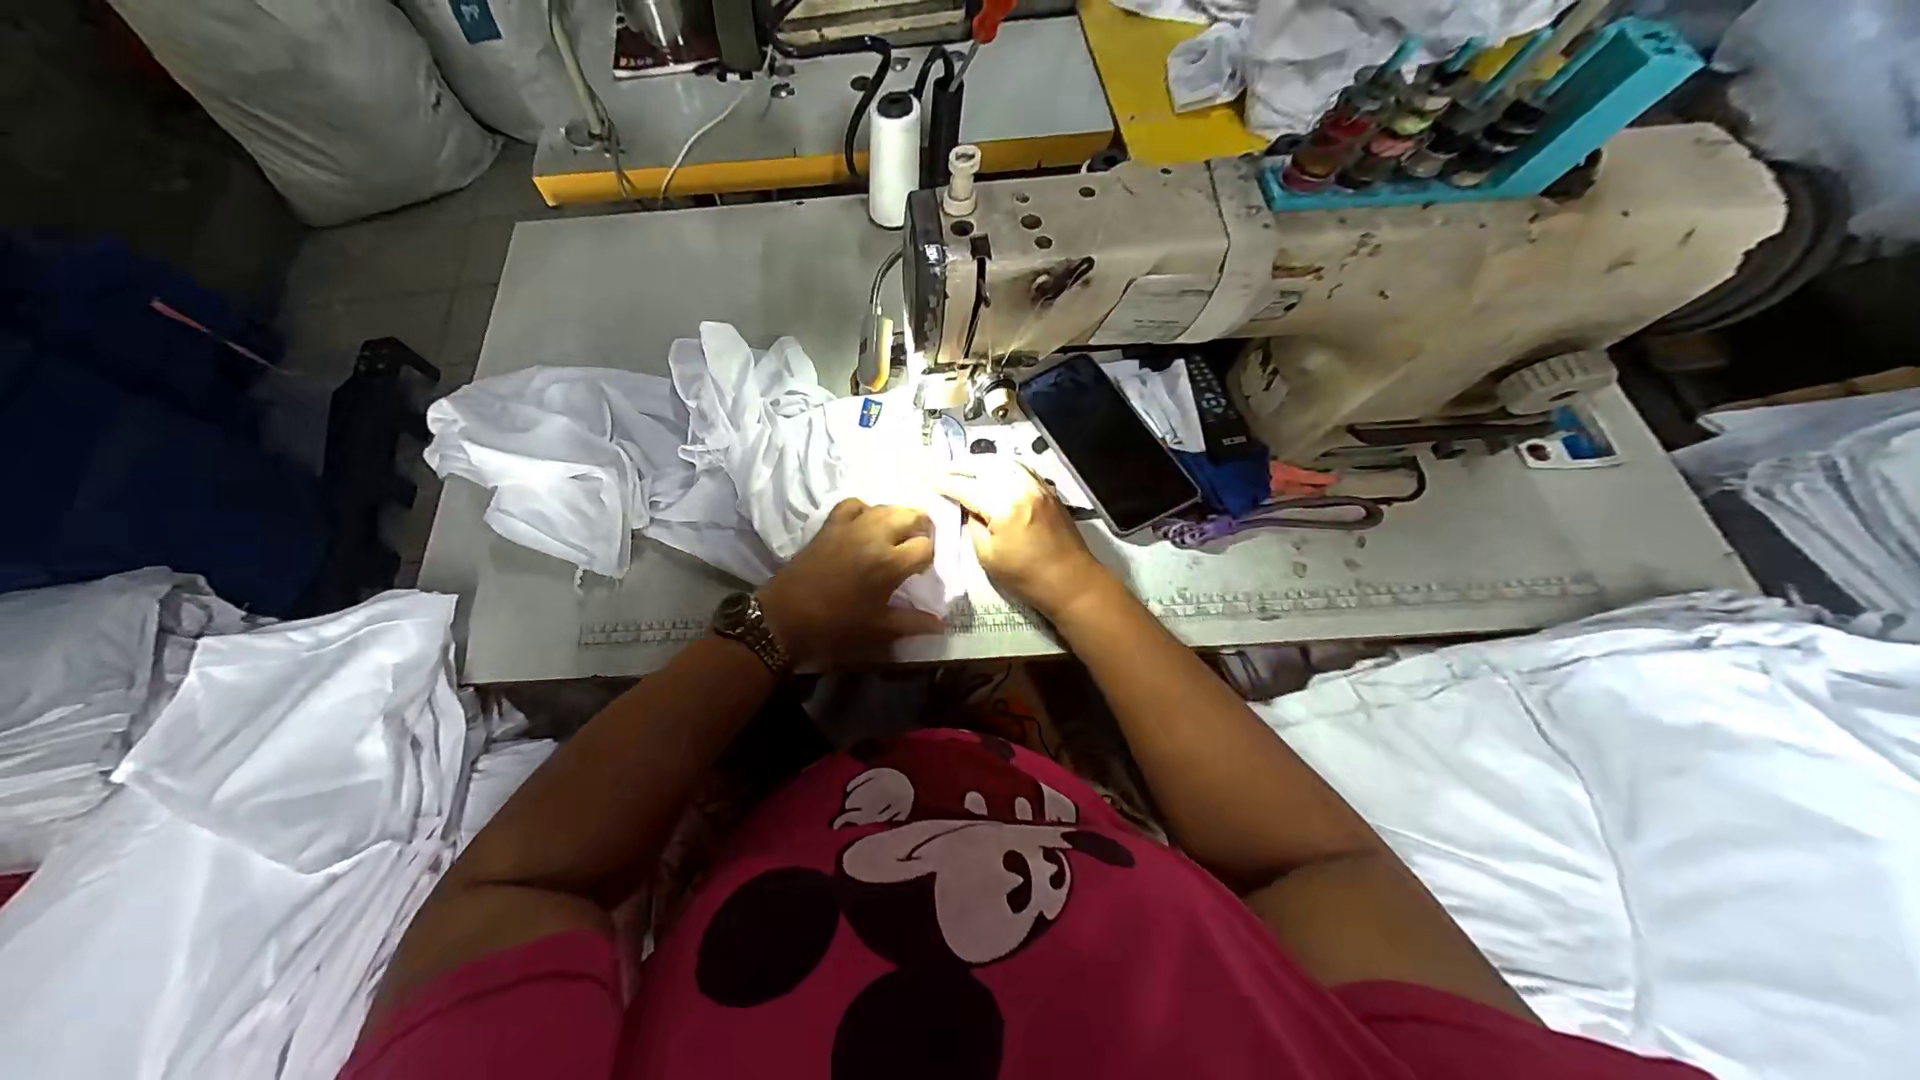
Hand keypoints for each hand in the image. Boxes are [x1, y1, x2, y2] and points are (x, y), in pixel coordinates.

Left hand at [756, 499, 945, 668]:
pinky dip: (866, 510)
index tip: (920, 571)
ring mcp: (851, 526)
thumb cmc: (835, 625)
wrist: (786, 616)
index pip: (925, 546)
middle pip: (911, 514)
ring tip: (896, 535)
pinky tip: (866, 524)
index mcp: (890, 562)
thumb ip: (912, 623)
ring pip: (885, 507)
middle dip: (921, 528)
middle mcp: (875, 536)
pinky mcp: (830, 524)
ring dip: (897, 517)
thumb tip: (940, 624)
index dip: (928, 557)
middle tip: (916, 546)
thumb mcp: (878, 628)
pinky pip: (855, 504)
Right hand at [936, 459, 1111, 617]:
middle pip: (986, 466)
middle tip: (946, 469)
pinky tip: (997, 471)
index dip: (948, 484)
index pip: (967, 487)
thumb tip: (969, 509)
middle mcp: (1020, 488)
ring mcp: (1038, 486)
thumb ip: (974, 526)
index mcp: (1003, 506)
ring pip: (1006, 462)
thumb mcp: (988, 556)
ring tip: (968, 466)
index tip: (934, 484)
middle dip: (963, 466)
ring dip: (984, 462)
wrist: (1070, 580)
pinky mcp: (1048, 490)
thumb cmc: (1026, 576)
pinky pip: (1023, 468)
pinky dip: (1006, 466)